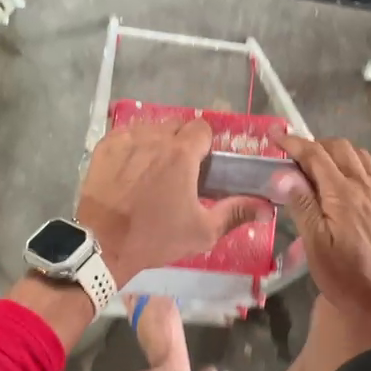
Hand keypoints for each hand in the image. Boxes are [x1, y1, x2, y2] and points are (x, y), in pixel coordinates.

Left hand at [77, 119, 258, 284]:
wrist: (103, 245)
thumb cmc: (156, 237)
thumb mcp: (202, 231)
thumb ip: (236, 213)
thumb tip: (267, 209)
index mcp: (182, 153)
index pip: (202, 128)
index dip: (204, 145)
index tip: (201, 165)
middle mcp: (156, 137)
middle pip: (176, 125)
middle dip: (181, 141)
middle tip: (178, 170)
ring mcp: (127, 139)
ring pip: (151, 127)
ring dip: (157, 141)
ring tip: (153, 169)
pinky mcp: (106, 145)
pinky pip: (127, 134)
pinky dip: (133, 145)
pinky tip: (130, 168)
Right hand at [277, 136, 370, 370]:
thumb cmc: (347, 278)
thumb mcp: (315, 247)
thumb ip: (302, 205)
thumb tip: (285, 173)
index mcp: (341, 193)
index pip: (314, 155)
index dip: (293, 142)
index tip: (275, 136)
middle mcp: (364, 185)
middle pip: (339, 148)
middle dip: (315, 146)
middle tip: (296, 159)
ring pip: (360, 156)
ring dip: (338, 154)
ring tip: (321, 168)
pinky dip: (359, 167)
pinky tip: (351, 183)